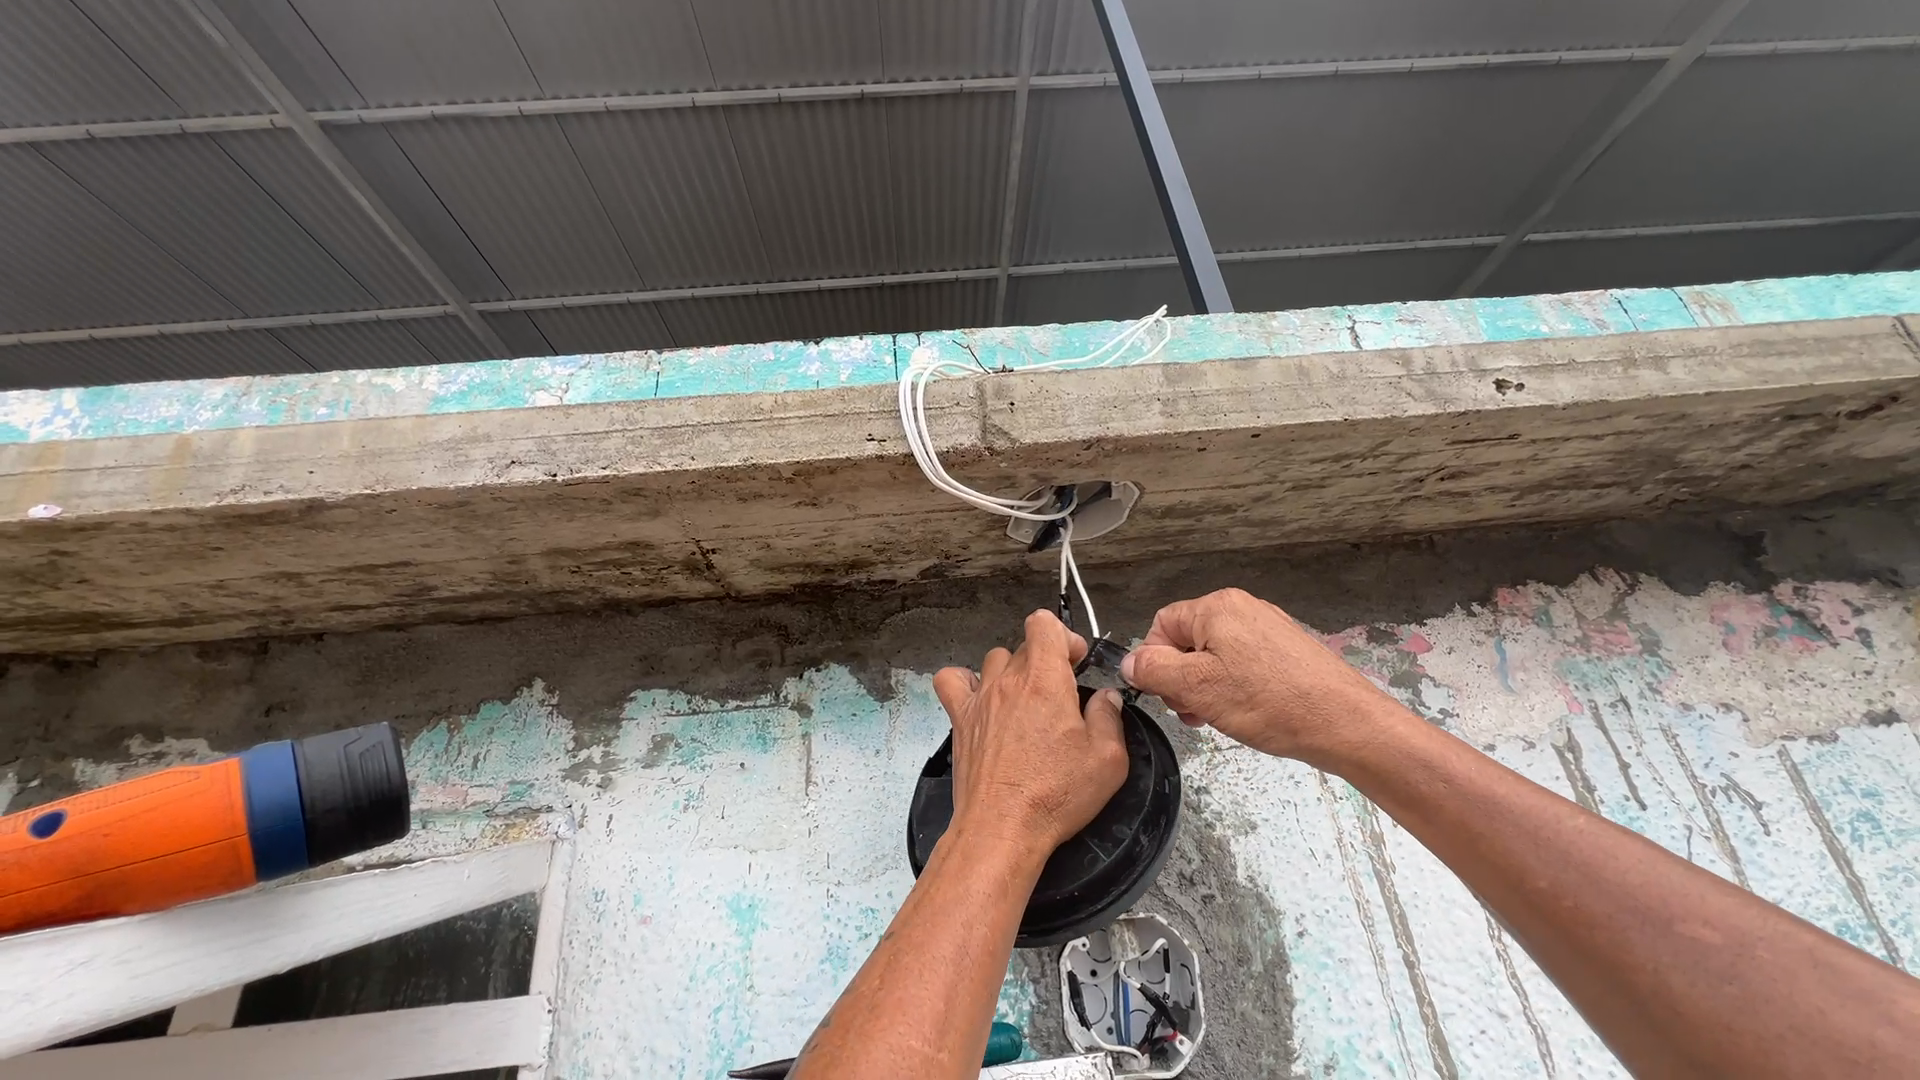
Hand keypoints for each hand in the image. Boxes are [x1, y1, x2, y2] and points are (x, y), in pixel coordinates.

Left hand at [933, 610, 1128, 859]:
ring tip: (1026, 700)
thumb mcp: (1108, 760)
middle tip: (1062, 693)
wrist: (1002, 827)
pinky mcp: (961, 720)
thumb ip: (1110, 718)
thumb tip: (1106, 698)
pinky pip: (952, 681)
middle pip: (1025, 646)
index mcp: (1045, 681)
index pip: (1043, 624)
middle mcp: (1008, 682)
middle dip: (1047, 660)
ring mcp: (980, 699)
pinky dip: (965, 682)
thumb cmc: (1053, 796)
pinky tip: (983, 701)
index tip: (1077, 662)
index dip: (1064, 636)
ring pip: (994, 660)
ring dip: (1012, 671)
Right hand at [1120, 588, 1404, 766]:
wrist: (1346, 724)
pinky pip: (1242, 663)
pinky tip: (1246, 711)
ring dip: (1205, 687)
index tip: (1167, 695)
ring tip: (1219, 716)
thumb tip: (1128, 662)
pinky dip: (1233, 687)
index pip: (1160, 625)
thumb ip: (1153, 670)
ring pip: (1214, 655)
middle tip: (1193, 712)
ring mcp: (1267, 628)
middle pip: (1188, 640)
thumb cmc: (1269, 703)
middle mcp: (1242, 608)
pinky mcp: (1286, 650)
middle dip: (1181, 678)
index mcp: (1216, 608)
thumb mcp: (1197, 688)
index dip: (1154, 661)